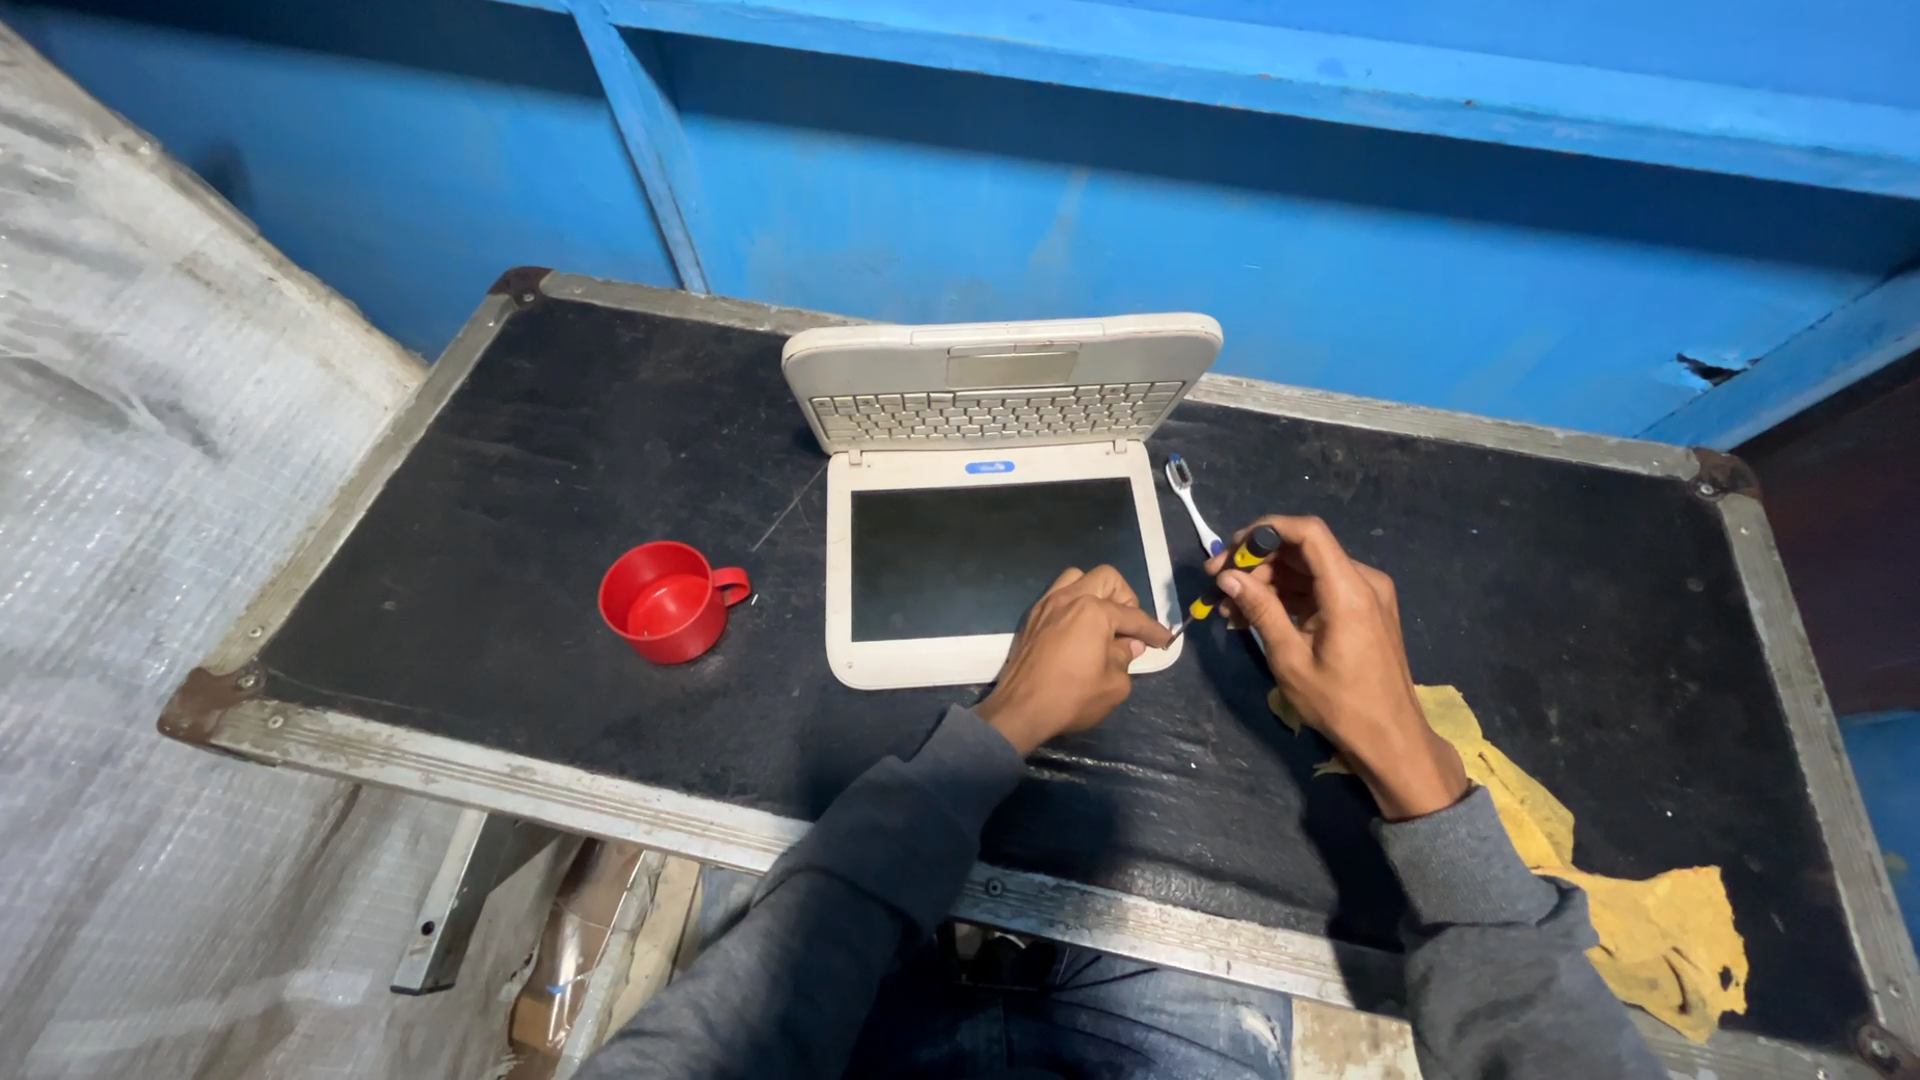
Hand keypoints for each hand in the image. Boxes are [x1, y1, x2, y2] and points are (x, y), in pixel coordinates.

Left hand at [975, 566, 1175, 754]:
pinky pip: (1058, 594)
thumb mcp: (1114, 684)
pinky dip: (1074, 602)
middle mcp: (1070, 598)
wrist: (1021, 708)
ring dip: (1096, 593)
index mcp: (1093, 611)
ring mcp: (1047, 603)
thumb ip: (1126, 659)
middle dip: (1125, 599)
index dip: (1153, 630)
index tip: (1164, 640)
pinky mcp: (1032, 616)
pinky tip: (1080, 627)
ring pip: (1078, 578)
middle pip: (1108, 579)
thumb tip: (1129, 645)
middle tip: (1128, 627)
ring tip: (1103, 621)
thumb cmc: (1071, 697)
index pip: (1133, 616)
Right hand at [1206, 515, 1468, 820]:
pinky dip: (1284, 596)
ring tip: (1228, 606)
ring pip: (1305, 569)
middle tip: (1216, 581)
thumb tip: (1226, 576)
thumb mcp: (1290, 658)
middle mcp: (1362, 582)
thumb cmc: (1340, 703)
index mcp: (1349, 590)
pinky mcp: (1361, 609)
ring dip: (1265, 581)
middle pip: (1302, 549)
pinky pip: (1316, 589)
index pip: (1308, 532)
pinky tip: (1252, 615)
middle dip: (1256, 560)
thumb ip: (1260, 610)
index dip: (1265, 531)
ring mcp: (1365, 595)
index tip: (1230, 550)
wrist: (1390, 739)